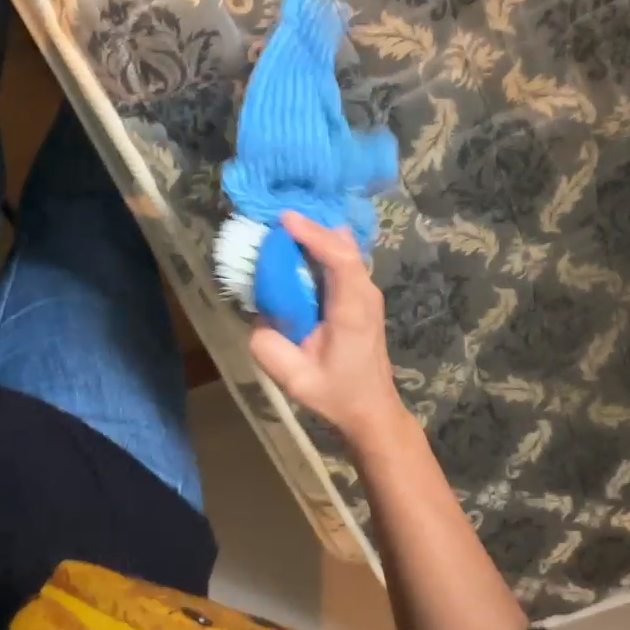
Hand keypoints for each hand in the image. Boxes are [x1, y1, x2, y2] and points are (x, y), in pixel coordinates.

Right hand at [248, 212, 407, 444]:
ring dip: (316, 235)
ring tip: (283, 232)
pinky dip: (320, 245)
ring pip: (344, 247)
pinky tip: (298, 248)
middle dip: (311, 228)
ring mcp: (366, 291)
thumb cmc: (338, 394)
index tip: (285, 220)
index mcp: (352, 310)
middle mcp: (365, 293)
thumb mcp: (296, 379)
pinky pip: (342, 257)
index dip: (313, 234)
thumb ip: (269, 348)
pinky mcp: (361, 293)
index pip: (340, 258)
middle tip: (275, 223)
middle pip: (343, 244)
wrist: (372, 409)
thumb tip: (257, 316)